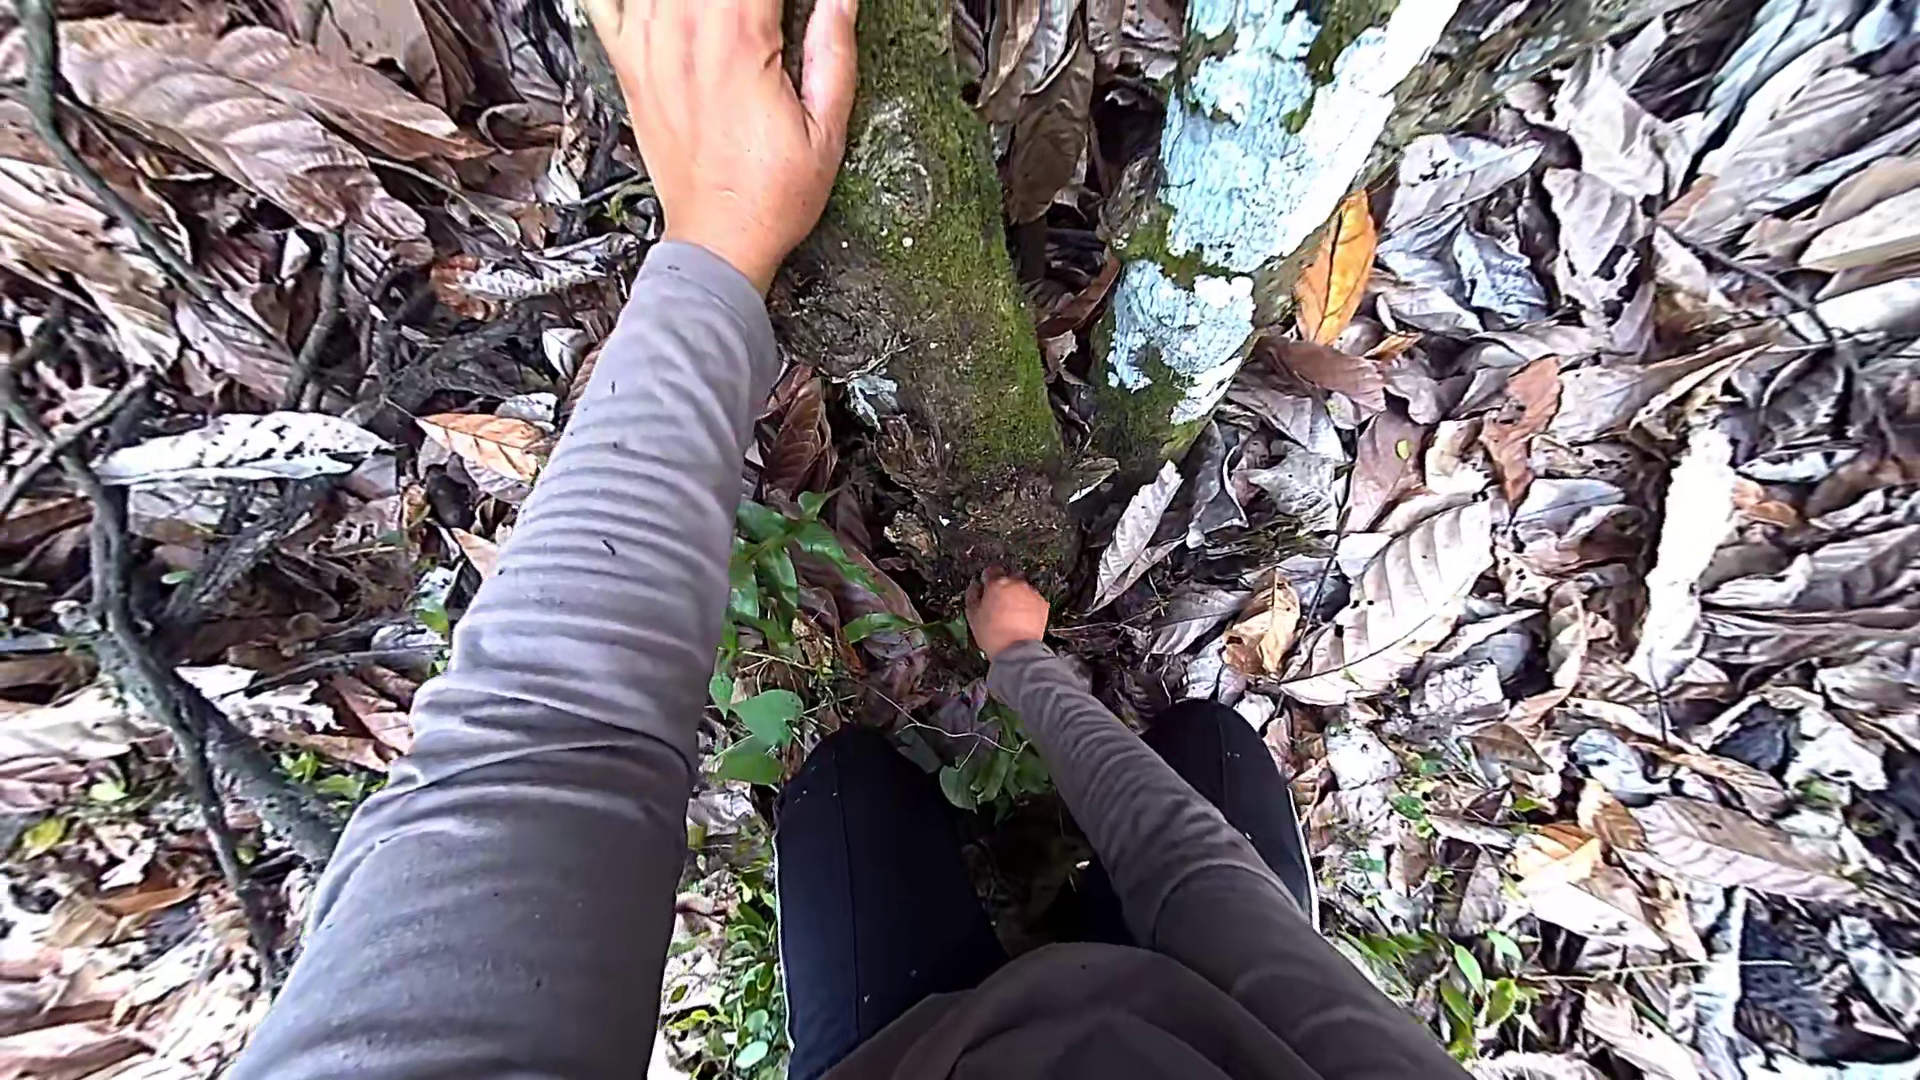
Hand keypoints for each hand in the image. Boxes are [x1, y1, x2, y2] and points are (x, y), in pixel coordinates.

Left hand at [582, 0, 858, 291]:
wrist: (721, 243)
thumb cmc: (771, 201)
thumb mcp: (825, 138)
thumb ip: (833, 56)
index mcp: (739, 41)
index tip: (790, 7)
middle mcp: (685, 30)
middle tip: (763, 19)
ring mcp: (648, 43)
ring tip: (731, 17)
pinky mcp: (628, 63)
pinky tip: (667, 10)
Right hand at [966, 571, 1049, 661]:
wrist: (1016, 649)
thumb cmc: (994, 635)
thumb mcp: (973, 615)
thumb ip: (972, 596)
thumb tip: (974, 587)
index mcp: (996, 584)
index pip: (991, 570)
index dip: (988, 577)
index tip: (987, 583)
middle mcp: (1015, 584)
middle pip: (1009, 577)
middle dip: (1005, 586)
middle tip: (999, 601)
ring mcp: (1030, 593)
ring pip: (1023, 588)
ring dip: (1018, 595)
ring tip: (1012, 612)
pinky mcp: (1042, 603)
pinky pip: (1034, 598)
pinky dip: (1029, 604)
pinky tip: (1022, 617)